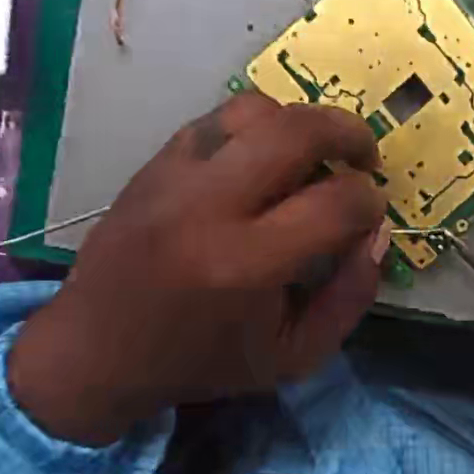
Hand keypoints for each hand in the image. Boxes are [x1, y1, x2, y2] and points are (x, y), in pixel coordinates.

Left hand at [8, 92, 390, 443]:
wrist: (97, 350)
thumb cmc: (198, 362)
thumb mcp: (291, 356)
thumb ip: (348, 298)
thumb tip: (376, 233)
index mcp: (246, 265)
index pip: (335, 203)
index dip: (369, 202)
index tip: (370, 212)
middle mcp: (208, 207)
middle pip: (296, 131)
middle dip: (348, 133)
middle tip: (362, 156)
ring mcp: (173, 177)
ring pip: (252, 110)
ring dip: (297, 123)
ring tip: (310, 155)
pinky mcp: (152, 165)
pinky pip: (213, 120)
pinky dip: (252, 128)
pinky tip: (260, 157)